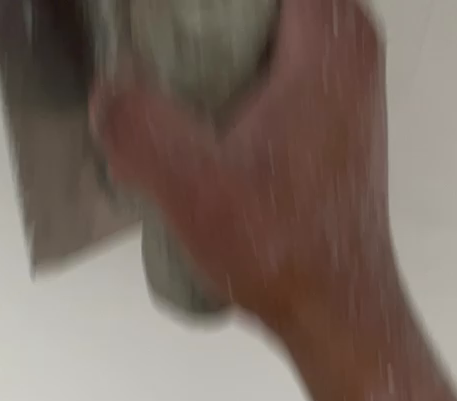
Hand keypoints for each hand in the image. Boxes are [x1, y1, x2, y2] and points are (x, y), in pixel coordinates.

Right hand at [91, 0, 395, 336]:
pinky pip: (276, 78)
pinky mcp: (332, 131)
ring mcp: (346, 92)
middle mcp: (349, 51)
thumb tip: (107, 96)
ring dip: (214, 59)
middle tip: (153, 55)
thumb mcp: (193, 189)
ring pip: (265, 39)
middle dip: (200, 27)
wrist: (334, 313)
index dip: (196, 8)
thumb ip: (138, 129)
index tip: (157, 26)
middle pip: (254, 8)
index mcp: (328, 39)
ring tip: (166, 96)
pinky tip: (199, 133)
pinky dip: (235, 89)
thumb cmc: (282, 252)